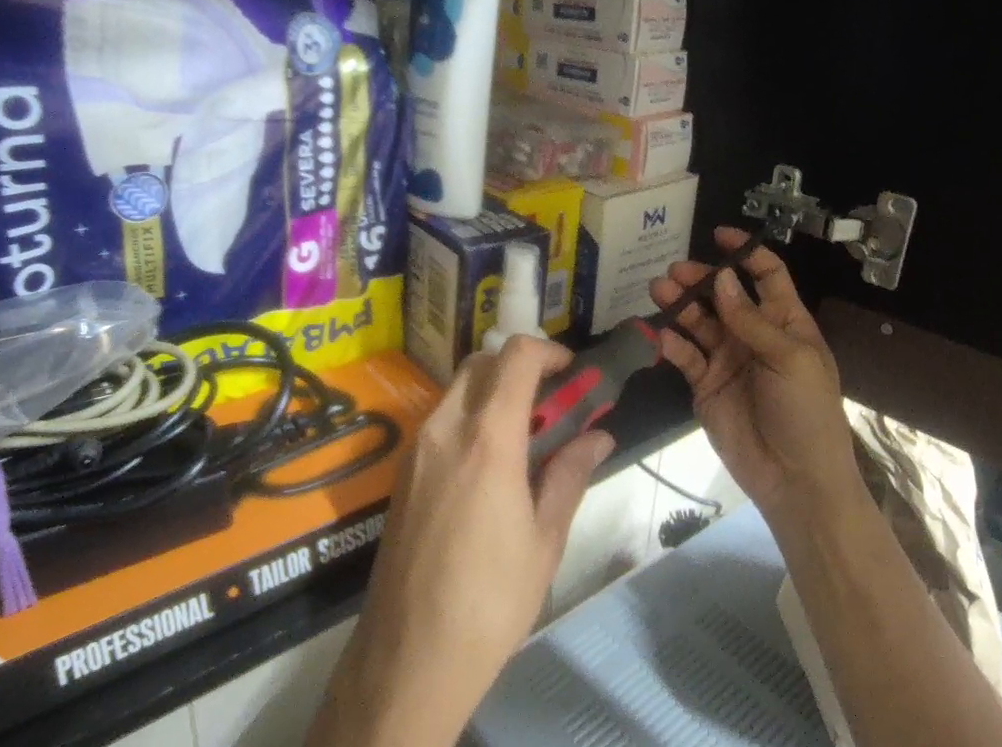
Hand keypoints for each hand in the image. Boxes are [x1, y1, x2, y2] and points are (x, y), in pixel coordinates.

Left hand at [306, 337, 613, 746]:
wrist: (411, 650)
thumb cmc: (493, 598)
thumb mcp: (545, 538)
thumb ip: (569, 475)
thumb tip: (599, 437)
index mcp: (487, 438)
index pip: (515, 357)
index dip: (549, 351)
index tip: (573, 372)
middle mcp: (444, 428)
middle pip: (480, 364)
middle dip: (519, 367)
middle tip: (552, 401)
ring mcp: (416, 449)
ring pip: (456, 390)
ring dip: (492, 392)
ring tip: (527, 435)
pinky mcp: (402, 473)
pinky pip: (438, 421)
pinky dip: (468, 418)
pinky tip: (490, 463)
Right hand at [650, 227, 860, 512]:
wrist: (795, 477)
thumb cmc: (807, 411)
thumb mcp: (789, 358)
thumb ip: (750, 319)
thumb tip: (721, 277)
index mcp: (786, 323)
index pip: (767, 276)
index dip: (747, 253)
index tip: (720, 235)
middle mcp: (754, 335)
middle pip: (723, 296)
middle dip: (700, 280)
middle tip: (675, 272)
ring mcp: (727, 360)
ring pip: (698, 322)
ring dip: (680, 306)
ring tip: (658, 291)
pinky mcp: (704, 385)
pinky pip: (685, 356)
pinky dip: (672, 344)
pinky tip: (663, 337)